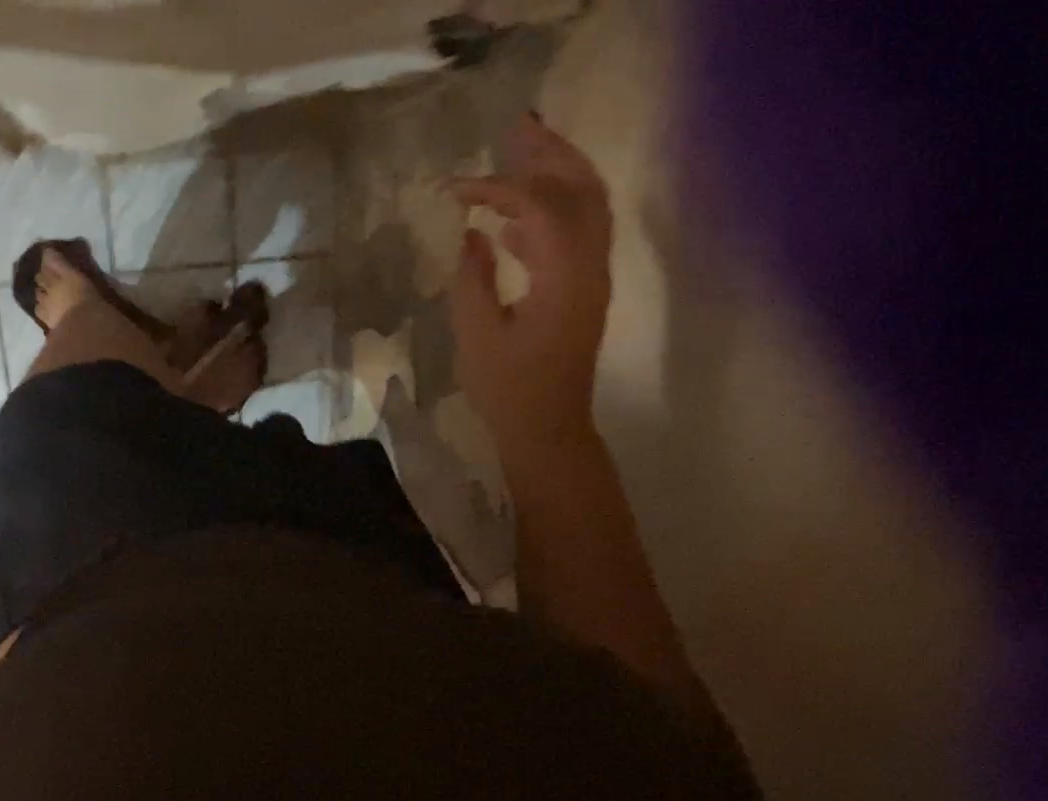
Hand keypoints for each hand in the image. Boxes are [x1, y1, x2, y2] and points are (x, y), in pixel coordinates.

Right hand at [450, 113, 613, 460]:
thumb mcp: (477, 336)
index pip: (536, 206)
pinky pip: (580, 231)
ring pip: (588, 204)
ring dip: (560, 172)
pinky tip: (516, 215)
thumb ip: (472, 279)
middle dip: (549, 152)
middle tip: (514, 126)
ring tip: (522, 150)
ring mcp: (593, 276)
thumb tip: (471, 233)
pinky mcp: (585, 288)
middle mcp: (589, 264)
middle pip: (581, 188)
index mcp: (563, 275)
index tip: (454, 191)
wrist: (549, 427)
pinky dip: (555, 207)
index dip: (495, 188)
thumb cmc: (508, 389)